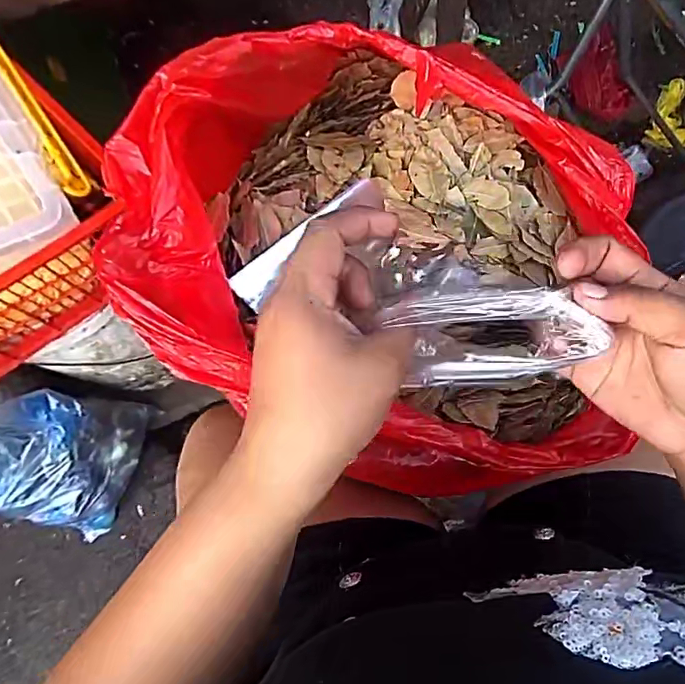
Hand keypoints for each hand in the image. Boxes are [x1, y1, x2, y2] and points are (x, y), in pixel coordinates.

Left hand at [240, 180, 413, 487]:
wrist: (286, 462)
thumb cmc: (333, 408)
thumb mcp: (384, 363)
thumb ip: (402, 329)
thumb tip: (404, 323)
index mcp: (300, 296)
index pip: (326, 235)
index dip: (362, 221)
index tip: (396, 226)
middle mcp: (282, 304)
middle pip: (325, 261)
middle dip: (363, 275)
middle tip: (383, 313)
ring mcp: (279, 329)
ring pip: (324, 291)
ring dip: (357, 302)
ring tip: (375, 339)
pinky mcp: (283, 351)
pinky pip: (318, 317)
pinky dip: (345, 322)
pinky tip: (362, 354)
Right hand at [556, 236, 684, 458]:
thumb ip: (642, 305)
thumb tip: (589, 293)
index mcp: (648, 287)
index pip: (608, 256)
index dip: (585, 253)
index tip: (568, 264)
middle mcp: (619, 310)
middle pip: (578, 282)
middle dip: (561, 284)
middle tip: (557, 297)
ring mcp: (601, 341)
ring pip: (562, 317)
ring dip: (550, 316)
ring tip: (554, 325)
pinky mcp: (589, 373)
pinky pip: (559, 354)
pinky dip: (548, 349)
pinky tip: (553, 349)